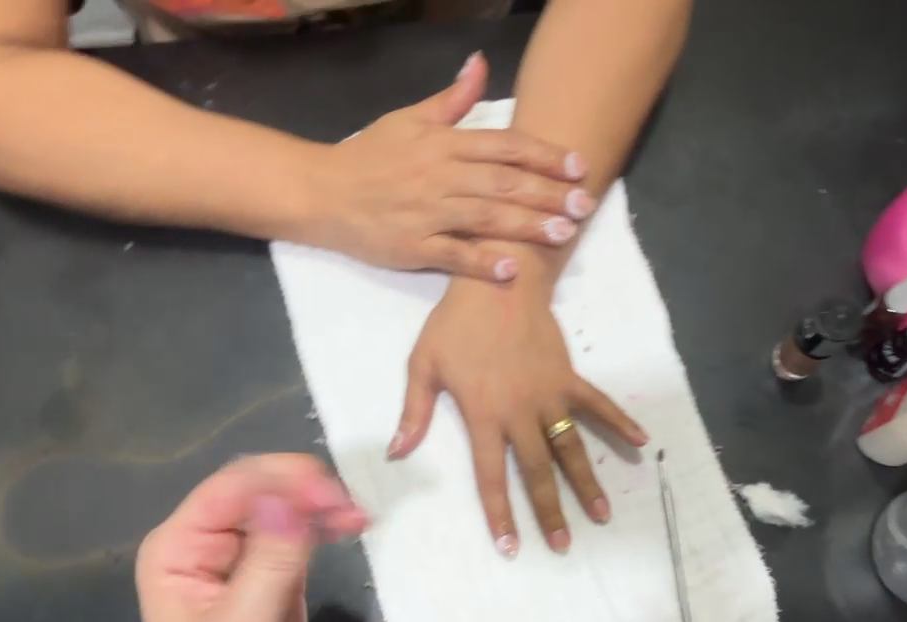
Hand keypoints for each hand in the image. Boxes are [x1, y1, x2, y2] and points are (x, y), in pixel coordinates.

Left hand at [134, 455, 367, 621]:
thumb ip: (267, 566)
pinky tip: (350, 526)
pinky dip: (325, 525)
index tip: (332, 496)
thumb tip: (289, 500)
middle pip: (258, 488)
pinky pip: (299, 532)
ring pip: (283, 504)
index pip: (230, 490)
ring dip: (320, 503)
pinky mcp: (272, 571)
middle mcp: (205, 541)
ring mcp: (240, 554)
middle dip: (304, 488)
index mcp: (178, 548)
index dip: (281, 482)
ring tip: (358, 518)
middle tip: (351, 508)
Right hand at [304, 52, 595, 283]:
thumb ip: (451, 101)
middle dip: (548, 193)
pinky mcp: (413, 246)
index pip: (505, 146)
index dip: (544, 156)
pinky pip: (453, 255)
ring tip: (563, 235)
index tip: (578, 167)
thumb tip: (480, 65)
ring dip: (527, 225)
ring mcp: (427, 212)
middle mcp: (440, 175)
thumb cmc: (369, 157)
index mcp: (443, 143)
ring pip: (486, 217)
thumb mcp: (408, 120)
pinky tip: (510, 270)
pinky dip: (482, 263)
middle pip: (504, 182)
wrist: (322, 193)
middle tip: (584, 205)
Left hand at [391, 276, 646, 553]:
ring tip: (602, 515)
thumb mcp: (423, 365)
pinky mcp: (569, 378)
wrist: (498, 279)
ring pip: (571, 448)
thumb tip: (397, 453)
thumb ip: (414, 412)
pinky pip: (598, 404)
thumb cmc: (455, 323)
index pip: (491, 477)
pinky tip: (640, 442)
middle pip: (537, 473)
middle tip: (562, 546)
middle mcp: (520, 414)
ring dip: (587, 483)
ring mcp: (550, 396)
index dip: (500, 514)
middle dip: (550, 512)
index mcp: (483, 416)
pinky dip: (620, 422)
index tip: (510, 547)